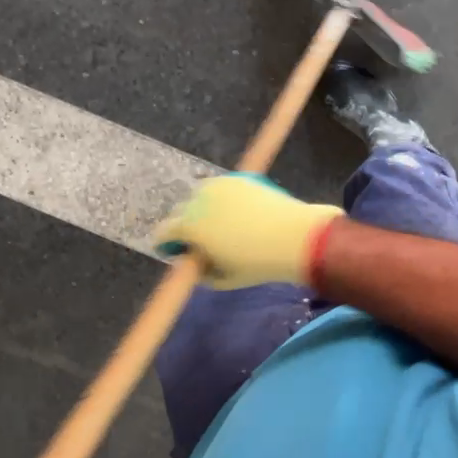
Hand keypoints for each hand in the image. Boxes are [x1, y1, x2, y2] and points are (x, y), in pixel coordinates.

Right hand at [153, 174, 342, 288]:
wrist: (293, 236)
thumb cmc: (257, 263)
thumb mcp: (224, 278)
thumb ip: (202, 271)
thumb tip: (196, 262)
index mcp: (189, 227)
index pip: (164, 232)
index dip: (166, 243)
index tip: (171, 250)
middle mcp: (198, 201)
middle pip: (180, 212)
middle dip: (183, 226)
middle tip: (197, 240)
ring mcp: (218, 186)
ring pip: (199, 196)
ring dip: (201, 209)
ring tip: (217, 223)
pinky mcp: (236, 179)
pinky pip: (219, 188)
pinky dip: (219, 198)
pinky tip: (232, 210)